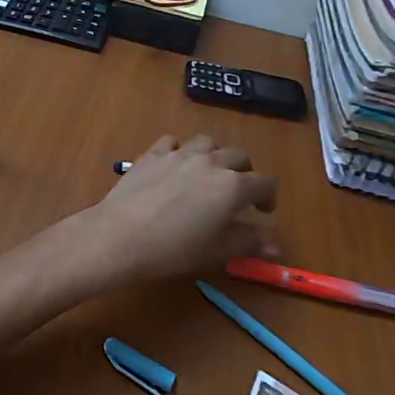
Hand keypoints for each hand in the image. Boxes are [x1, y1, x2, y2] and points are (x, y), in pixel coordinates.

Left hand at [73, 135, 278, 282]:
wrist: (120, 236)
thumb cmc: (173, 249)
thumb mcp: (216, 251)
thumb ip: (248, 242)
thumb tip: (275, 246)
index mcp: (232, 187)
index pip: (264, 184)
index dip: (268, 198)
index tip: (262, 212)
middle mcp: (210, 162)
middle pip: (239, 156)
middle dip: (244, 172)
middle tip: (237, 191)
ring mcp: (178, 155)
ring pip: (207, 142)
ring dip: (214, 155)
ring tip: (207, 173)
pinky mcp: (151, 155)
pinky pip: (171, 142)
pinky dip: (178, 150)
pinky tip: (173, 166)